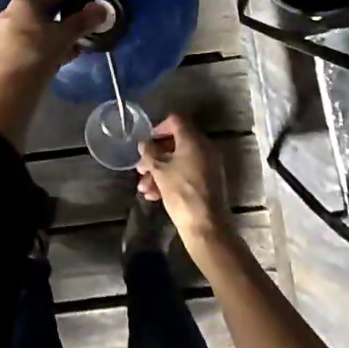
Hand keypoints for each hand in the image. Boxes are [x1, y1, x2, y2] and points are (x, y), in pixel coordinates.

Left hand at [0, 0, 104, 145]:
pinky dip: (51, 42)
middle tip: (90, 19)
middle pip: (49, 5)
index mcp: (27, 1)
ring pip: (42, 24)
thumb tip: (102, 9)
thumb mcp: (64, 36)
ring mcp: (10, 30)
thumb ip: (84, 21)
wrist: (10, 91)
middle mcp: (15, 11)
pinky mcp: (10, 49)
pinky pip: (36, 39)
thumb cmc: (37, 55)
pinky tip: (65, 53)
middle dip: (70, 12)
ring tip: (81, 39)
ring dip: (61, 30)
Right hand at [137, 113, 231, 243]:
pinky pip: (186, 173)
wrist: (206, 226)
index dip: (158, 128)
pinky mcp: (208, 182)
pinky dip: (170, 180)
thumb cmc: (181, 192)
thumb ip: (149, 153)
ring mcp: (208, 166)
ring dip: (159, 171)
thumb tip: (143, 143)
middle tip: (140, 168)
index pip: (176, 120)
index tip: (146, 143)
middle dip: (155, 155)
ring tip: (143, 188)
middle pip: (176, 142)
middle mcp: (204, 148)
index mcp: (194, 140)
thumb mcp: (159, 170)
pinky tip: (154, 196)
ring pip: (179, 161)